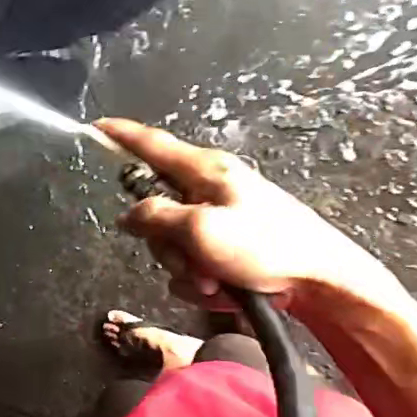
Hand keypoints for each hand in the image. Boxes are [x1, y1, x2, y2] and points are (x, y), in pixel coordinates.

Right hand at [95, 118, 409, 314]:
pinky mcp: (228, 245)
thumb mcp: (201, 231)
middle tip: (192, 264)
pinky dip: (204, 281)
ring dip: (188, 270)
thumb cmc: (266, 247)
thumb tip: (129, 216)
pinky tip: (226, 290)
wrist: (320, 281)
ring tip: (217, 282)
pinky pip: (193, 263)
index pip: (152, 145)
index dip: (121, 136)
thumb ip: (157, 219)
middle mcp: (208, 189)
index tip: (96, 127)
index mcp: (204, 171)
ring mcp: (219, 218)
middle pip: (156, 210)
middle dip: (167, 246)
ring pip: (173, 244)